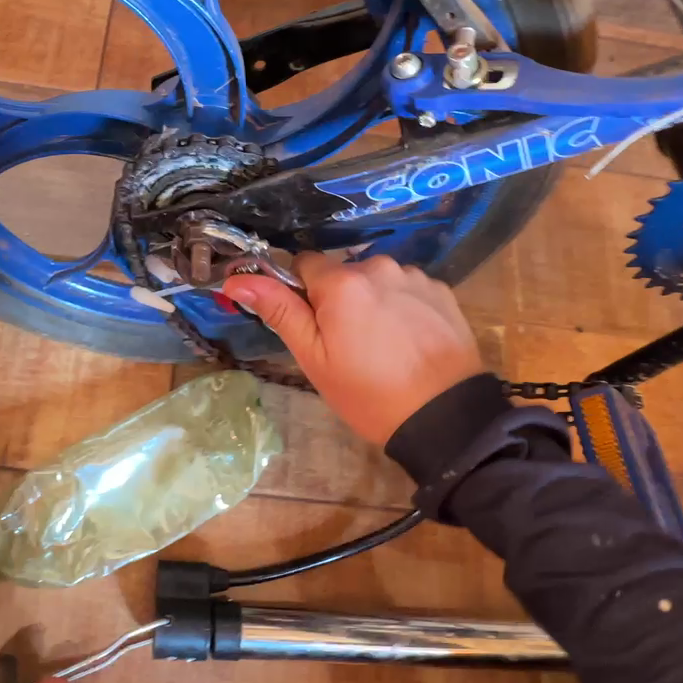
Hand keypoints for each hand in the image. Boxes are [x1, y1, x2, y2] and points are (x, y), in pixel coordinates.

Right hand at [224, 253, 484, 443]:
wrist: (446, 418)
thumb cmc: (370, 394)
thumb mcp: (315, 359)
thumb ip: (279, 311)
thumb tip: (235, 280)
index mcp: (342, 282)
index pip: (304, 264)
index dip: (302, 293)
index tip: (313, 325)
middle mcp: (379, 266)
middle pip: (343, 273)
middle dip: (339, 299)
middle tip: (348, 344)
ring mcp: (415, 276)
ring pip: (377, 280)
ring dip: (373, 301)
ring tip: (383, 345)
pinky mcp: (442, 290)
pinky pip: (408, 288)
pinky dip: (403, 306)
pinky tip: (409, 340)